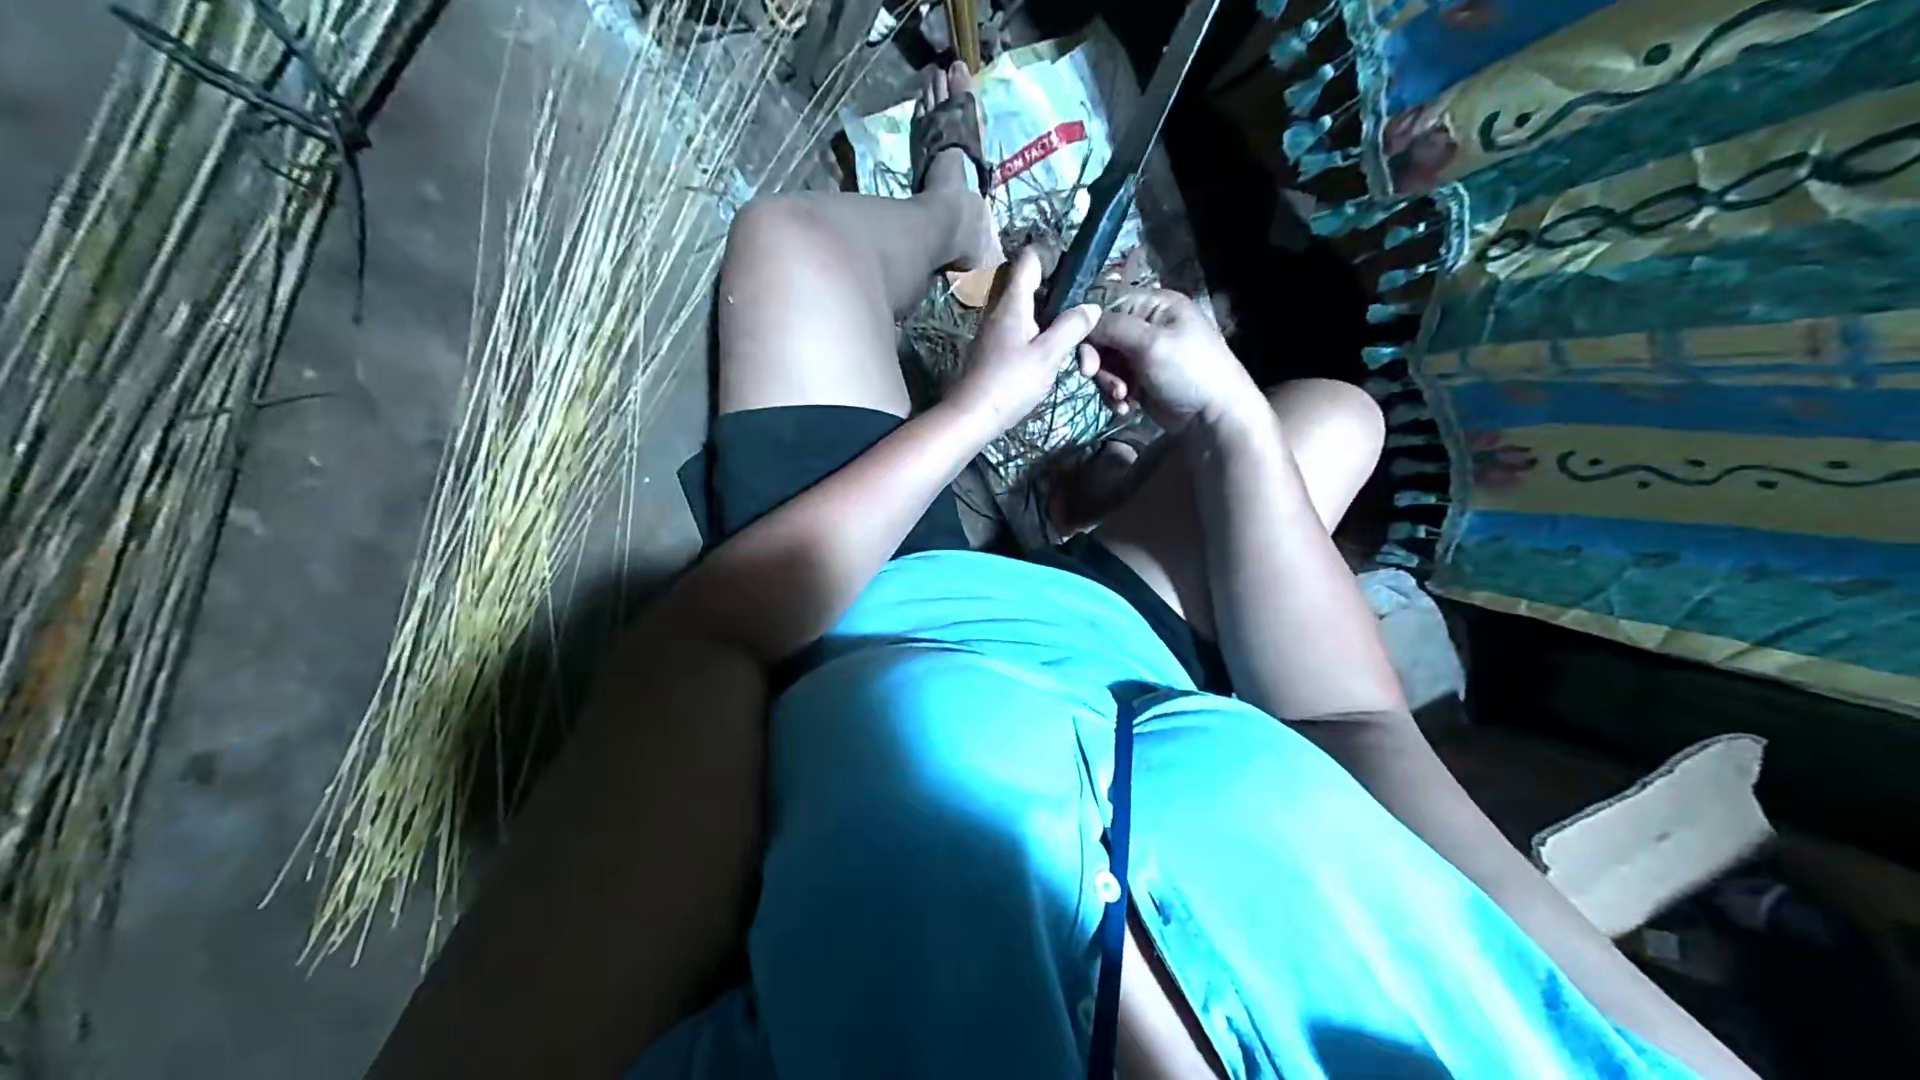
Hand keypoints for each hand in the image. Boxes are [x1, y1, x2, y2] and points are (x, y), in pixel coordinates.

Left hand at [947, 247, 1101, 434]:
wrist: (971, 416)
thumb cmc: (1010, 382)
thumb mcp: (1048, 355)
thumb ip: (1071, 327)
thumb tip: (1091, 307)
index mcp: (1013, 302)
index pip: (1030, 259)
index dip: (1052, 257)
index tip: (1075, 273)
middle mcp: (1001, 310)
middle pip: (1031, 287)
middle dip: (1058, 294)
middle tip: (1081, 313)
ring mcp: (995, 332)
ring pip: (1028, 313)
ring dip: (1050, 321)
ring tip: (1072, 339)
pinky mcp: (994, 351)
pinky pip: (1021, 333)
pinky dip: (1038, 337)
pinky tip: (1050, 357)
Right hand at [1084, 289, 1264, 432]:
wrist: (1212, 416)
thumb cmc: (1187, 371)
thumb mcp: (1150, 343)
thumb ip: (1113, 328)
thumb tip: (1082, 322)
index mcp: (1155, 304)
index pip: (1106, 308)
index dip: (1091, 332)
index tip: (1088, 360)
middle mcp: (1147, 324)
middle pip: (1102, 337)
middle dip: (1100, 362)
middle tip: (1100, 380)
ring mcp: (1143, 353)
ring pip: (1105, 362)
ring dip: (1108, 382)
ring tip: (1122, 397)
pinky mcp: (1140, 378)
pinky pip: (1113, 381)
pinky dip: (1115, 395)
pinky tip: (1125, 406)